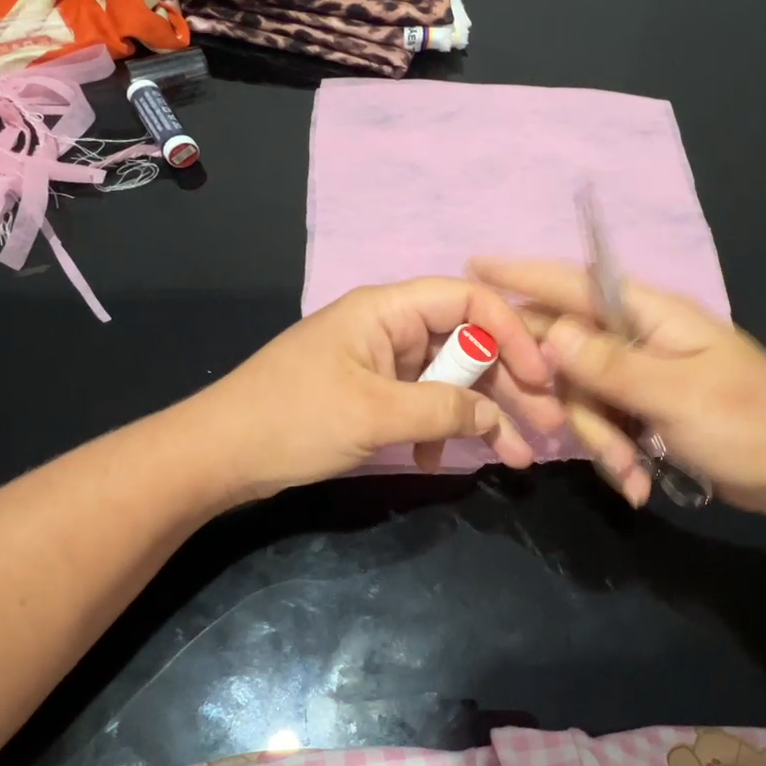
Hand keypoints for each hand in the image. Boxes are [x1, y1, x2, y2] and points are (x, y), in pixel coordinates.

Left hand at [192, 277, 565, 500]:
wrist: (217, 456)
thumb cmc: (292, 421)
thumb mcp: (375, 415)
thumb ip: (443, 411)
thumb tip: (495, 417)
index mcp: (387, 310)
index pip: (468, 301)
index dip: (511, 333)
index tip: (539, 378)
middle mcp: (391, 328)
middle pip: (467, 344)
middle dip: (508, 385)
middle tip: (548, 428)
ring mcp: (382, 364)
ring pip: (450, 380)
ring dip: (483, 416)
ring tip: (518, 457)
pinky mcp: (373, 397)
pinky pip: (424, 405)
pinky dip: (442, 432)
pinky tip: (447, 464)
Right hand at [471, 257, 765, 515]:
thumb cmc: (749, 427)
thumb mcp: (677, 396)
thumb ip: (610, 365)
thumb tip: (549, 333)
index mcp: (654, 315)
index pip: (576, 283)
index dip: (523, 275)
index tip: (473, 266)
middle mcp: (643, 336)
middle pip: (570, 351)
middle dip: (566, 399)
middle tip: (556, 434)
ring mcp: (645, 374)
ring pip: (585, 395)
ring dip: (600, 439)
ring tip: (630, 475)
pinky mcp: (649, 408)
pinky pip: (609, 421)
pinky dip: (617, 453)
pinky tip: (636, 483)